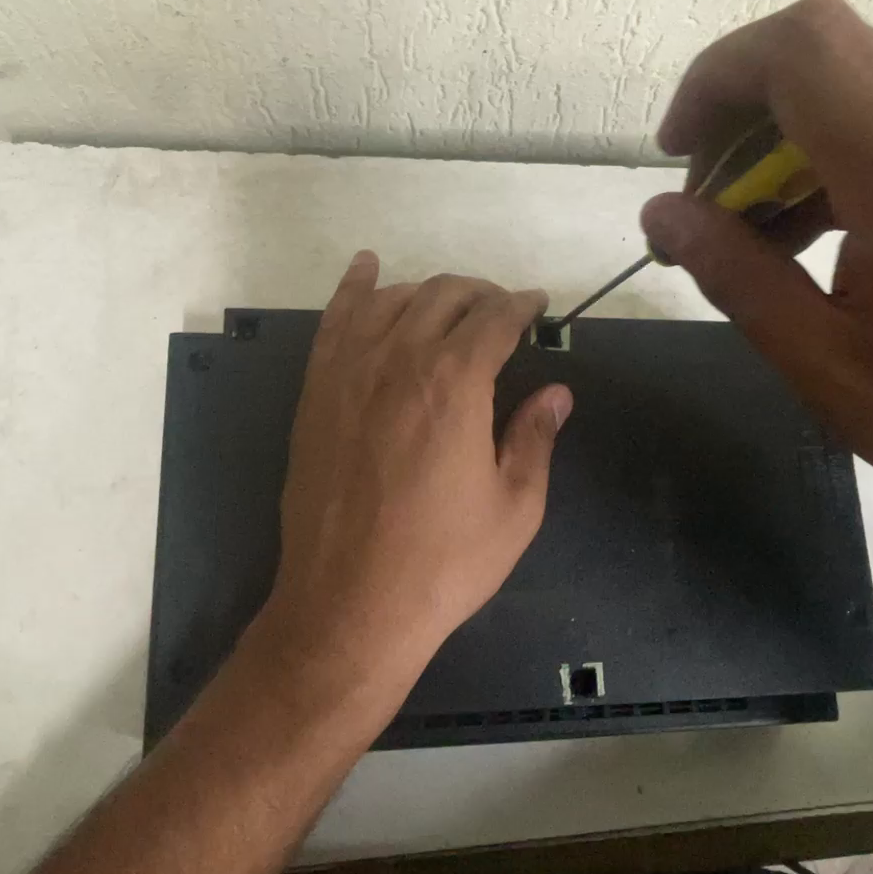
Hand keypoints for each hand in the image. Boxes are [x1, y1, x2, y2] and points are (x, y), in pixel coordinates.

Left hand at [262, 251, 573, 669]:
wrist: (349, 604)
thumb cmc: (443, 563)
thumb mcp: (514, 508)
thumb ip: (535, 438)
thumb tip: (558, 393)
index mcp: (455, 383)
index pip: (495, 318)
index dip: (522, 306)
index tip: (538, 307)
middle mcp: (398, 360)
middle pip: (443, 297)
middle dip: (480, 294)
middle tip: (500, 313)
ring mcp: (348, 372)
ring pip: (391, 300)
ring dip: (427, 291)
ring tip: (449, 304)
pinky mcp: (315, 393)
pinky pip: (335, 321)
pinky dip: (355, 288)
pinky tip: (367, 269)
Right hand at [641, 0, 872, 539]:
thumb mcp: (822, 362)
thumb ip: (734, 273)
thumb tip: (659, 212)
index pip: (801, 51)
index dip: (717, 79)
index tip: (677, 153)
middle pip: (829, 53)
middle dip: (744, 116)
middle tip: (707, 207)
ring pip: (868, 79)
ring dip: (791, 136)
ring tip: (756, 230)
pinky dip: (844, 148)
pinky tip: (823, 228)